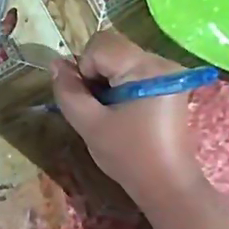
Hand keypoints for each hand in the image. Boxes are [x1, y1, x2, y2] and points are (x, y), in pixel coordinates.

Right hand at [52, 29, 206, 203]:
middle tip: (98, 108)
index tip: (90, 100)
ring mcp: (170, 72)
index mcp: (145, 68)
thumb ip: (69, 92)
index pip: (100, 44)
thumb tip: (56, 65)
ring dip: (108, 81)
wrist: (167, 184)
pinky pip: (136, 71)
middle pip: (113, 48)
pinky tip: (125, 113)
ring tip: (112, 113)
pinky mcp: (171, 84)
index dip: (85, 69)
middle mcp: (162, 61)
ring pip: (122, 59)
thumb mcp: (89, 125)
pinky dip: (122, 86)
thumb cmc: (128, 156)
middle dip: (96, 74)